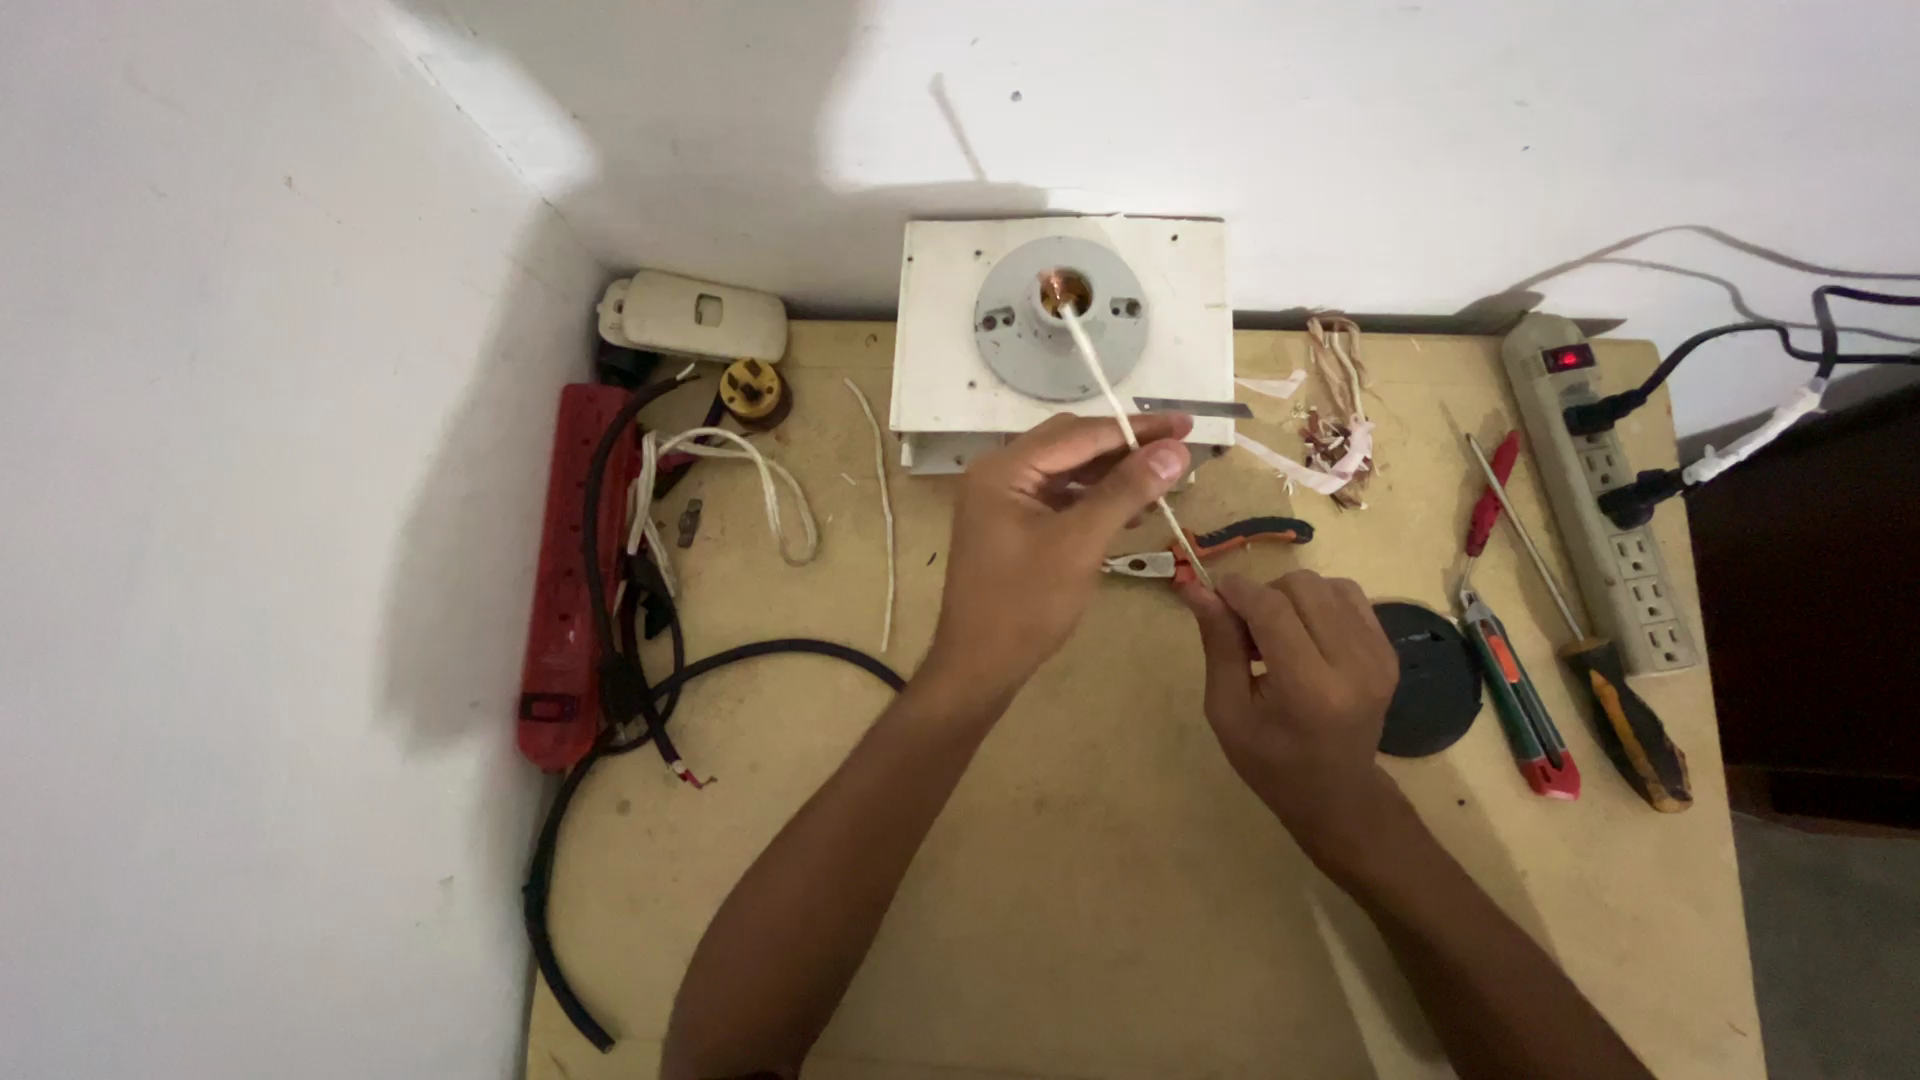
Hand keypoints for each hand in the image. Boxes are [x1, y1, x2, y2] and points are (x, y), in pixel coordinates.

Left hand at [921, 412, 1193, 704]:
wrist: (980, 664)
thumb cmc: (1025, 603)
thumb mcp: (1080, 543)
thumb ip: (1126, 490)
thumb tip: (1176, 450)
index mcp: (1003, 469)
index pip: (1079, 433)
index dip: (1136, 429)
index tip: (1186, 424)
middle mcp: (998, 474)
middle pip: (1071, 445)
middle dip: (1125, 448)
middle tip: (1177, 453)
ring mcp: (1003, 500)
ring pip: (1068, 472)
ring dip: (1113, 476)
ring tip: (1162, 484)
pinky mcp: (1012, 525)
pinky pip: (1060, 498)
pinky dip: (1094, 501)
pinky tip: (1129, 513)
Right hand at [1179, 571, 1401, 857]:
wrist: (1336, 794)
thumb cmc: (1269, 760)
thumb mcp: (1226, 708)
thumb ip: (1217, 643)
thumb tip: (1197, 588)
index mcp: (1309, 689)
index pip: (1272, 609)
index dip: (1237, 589)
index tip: (1212, 591)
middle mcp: (1354, 665)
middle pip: (1302, 587)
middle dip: (1264, 594)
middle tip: (1245, 629)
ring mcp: (1379, 656)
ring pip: (1327, 585)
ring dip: (1291, 597)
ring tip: (1276, 634)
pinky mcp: (1388, 651)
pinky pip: (1348, 597)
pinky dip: (1317, 603)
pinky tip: (1302, 634)